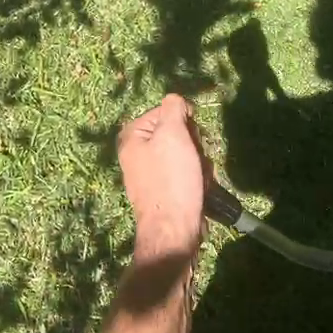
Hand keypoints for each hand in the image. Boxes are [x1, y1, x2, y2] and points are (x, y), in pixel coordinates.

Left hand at [117, 95, 208, 265]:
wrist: (173, 231)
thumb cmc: (171, 179)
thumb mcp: (172, 133)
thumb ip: (173, 107)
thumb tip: (177, 101)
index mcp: (133, 135)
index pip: (167, 111)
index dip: (185, 122)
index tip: (191, 138)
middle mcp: (136, 151)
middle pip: (177, 133)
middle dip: (194, 146)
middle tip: (196, 160)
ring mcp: (149, 172)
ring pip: (185, 154)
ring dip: (199, 163)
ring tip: (199, 178)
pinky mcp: (163, 190)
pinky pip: (185, 173)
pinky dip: (196, 179)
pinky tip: (200, 189)